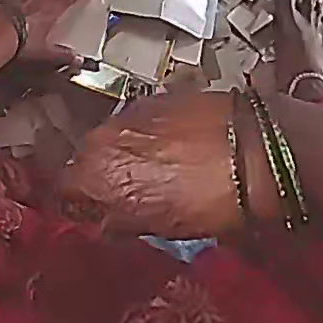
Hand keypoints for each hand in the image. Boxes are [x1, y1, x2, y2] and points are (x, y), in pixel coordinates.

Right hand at [58, 91, 279, 238]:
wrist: (258, 148)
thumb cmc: (212, 201)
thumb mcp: (163, 226)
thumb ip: (121, 220)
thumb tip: (105, 220)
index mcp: (97, 172)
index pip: (64, 191)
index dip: (80, 206)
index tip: (96, 217)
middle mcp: (104, 135)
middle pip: (86, 159)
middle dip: (101, 177)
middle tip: (126, 198)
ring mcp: (132, 111)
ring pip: (113, 137)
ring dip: (125, 154)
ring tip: (155, 172)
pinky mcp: (159, 96)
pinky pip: (139, 121)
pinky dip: (147, 136)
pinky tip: (173, 149)